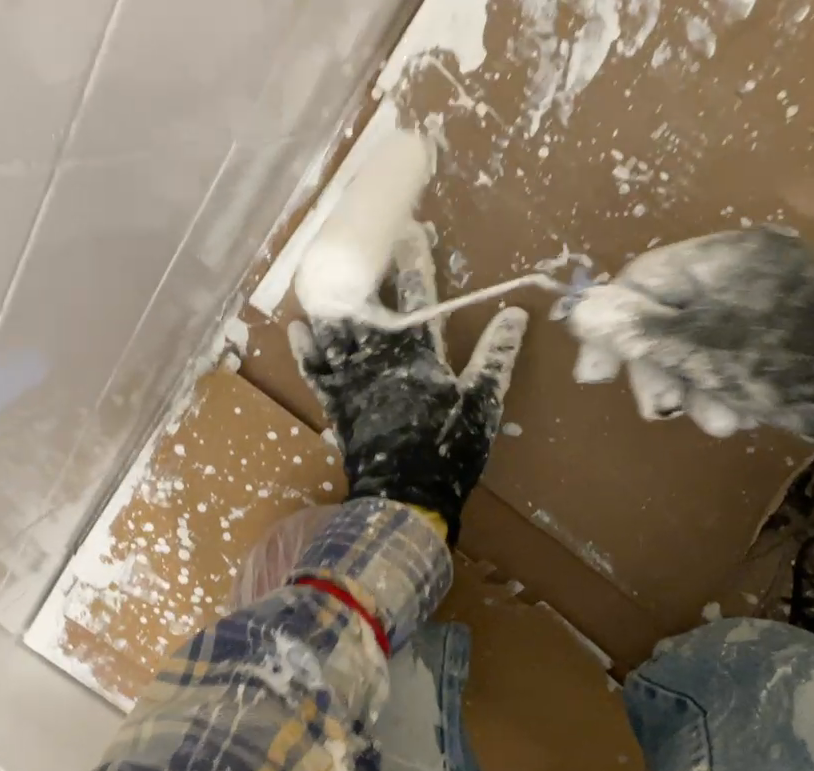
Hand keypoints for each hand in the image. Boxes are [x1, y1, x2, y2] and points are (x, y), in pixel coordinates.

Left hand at [291, 222, 527, 543]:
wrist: (405, 496)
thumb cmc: (447, 452)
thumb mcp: (482, 405)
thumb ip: (495, 358)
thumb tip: (515, 314)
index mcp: (418, 355)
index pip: (418, 298)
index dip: (415, 262)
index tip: (410, 230)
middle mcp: (379, 360)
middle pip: (371, 306)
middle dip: (367, 271)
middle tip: (358, 242)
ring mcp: (352, 382)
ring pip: (336, 332)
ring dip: (330, 302)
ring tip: (322, 273)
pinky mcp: (335, 405)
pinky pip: (314, 373)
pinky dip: (305, 350)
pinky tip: (297, 328)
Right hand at [567, 227, 813, 443]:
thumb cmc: (786, 360)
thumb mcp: (699, 347)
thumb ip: (635, 330)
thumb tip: (577, 311)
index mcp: (721, 258)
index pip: (640, 281)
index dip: (611, 328)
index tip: (596, 377)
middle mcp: (740, 271)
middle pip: (664, 316)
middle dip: (659, 370)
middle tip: (663, 409)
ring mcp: (764, 301)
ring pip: (694, 346)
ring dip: (694, 390)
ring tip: (721, 420)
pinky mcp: (784, 333)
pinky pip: (727, 357)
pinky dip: (724, 387)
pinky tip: (742, 411)